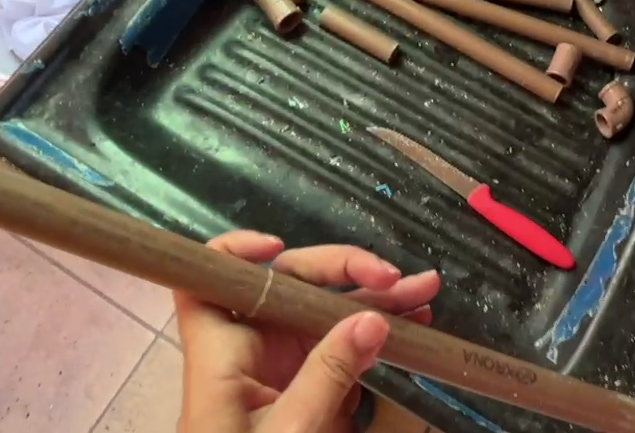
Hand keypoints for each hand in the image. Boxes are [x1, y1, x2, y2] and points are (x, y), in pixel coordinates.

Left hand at [173, 231, 442, 432]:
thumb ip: (326, 377)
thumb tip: (372, 318)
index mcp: (223, 357)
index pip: (208, 283)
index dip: (236, 253)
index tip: (280, 247)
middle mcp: (250, 350)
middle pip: (289, 282)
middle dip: (343, 269)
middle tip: (393, 276)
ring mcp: (281, 367)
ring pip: (326, 309)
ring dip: (376, 295)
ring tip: (425, 291)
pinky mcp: (307, 387)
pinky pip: (343, 342)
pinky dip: (378, 329)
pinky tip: (413, 324)